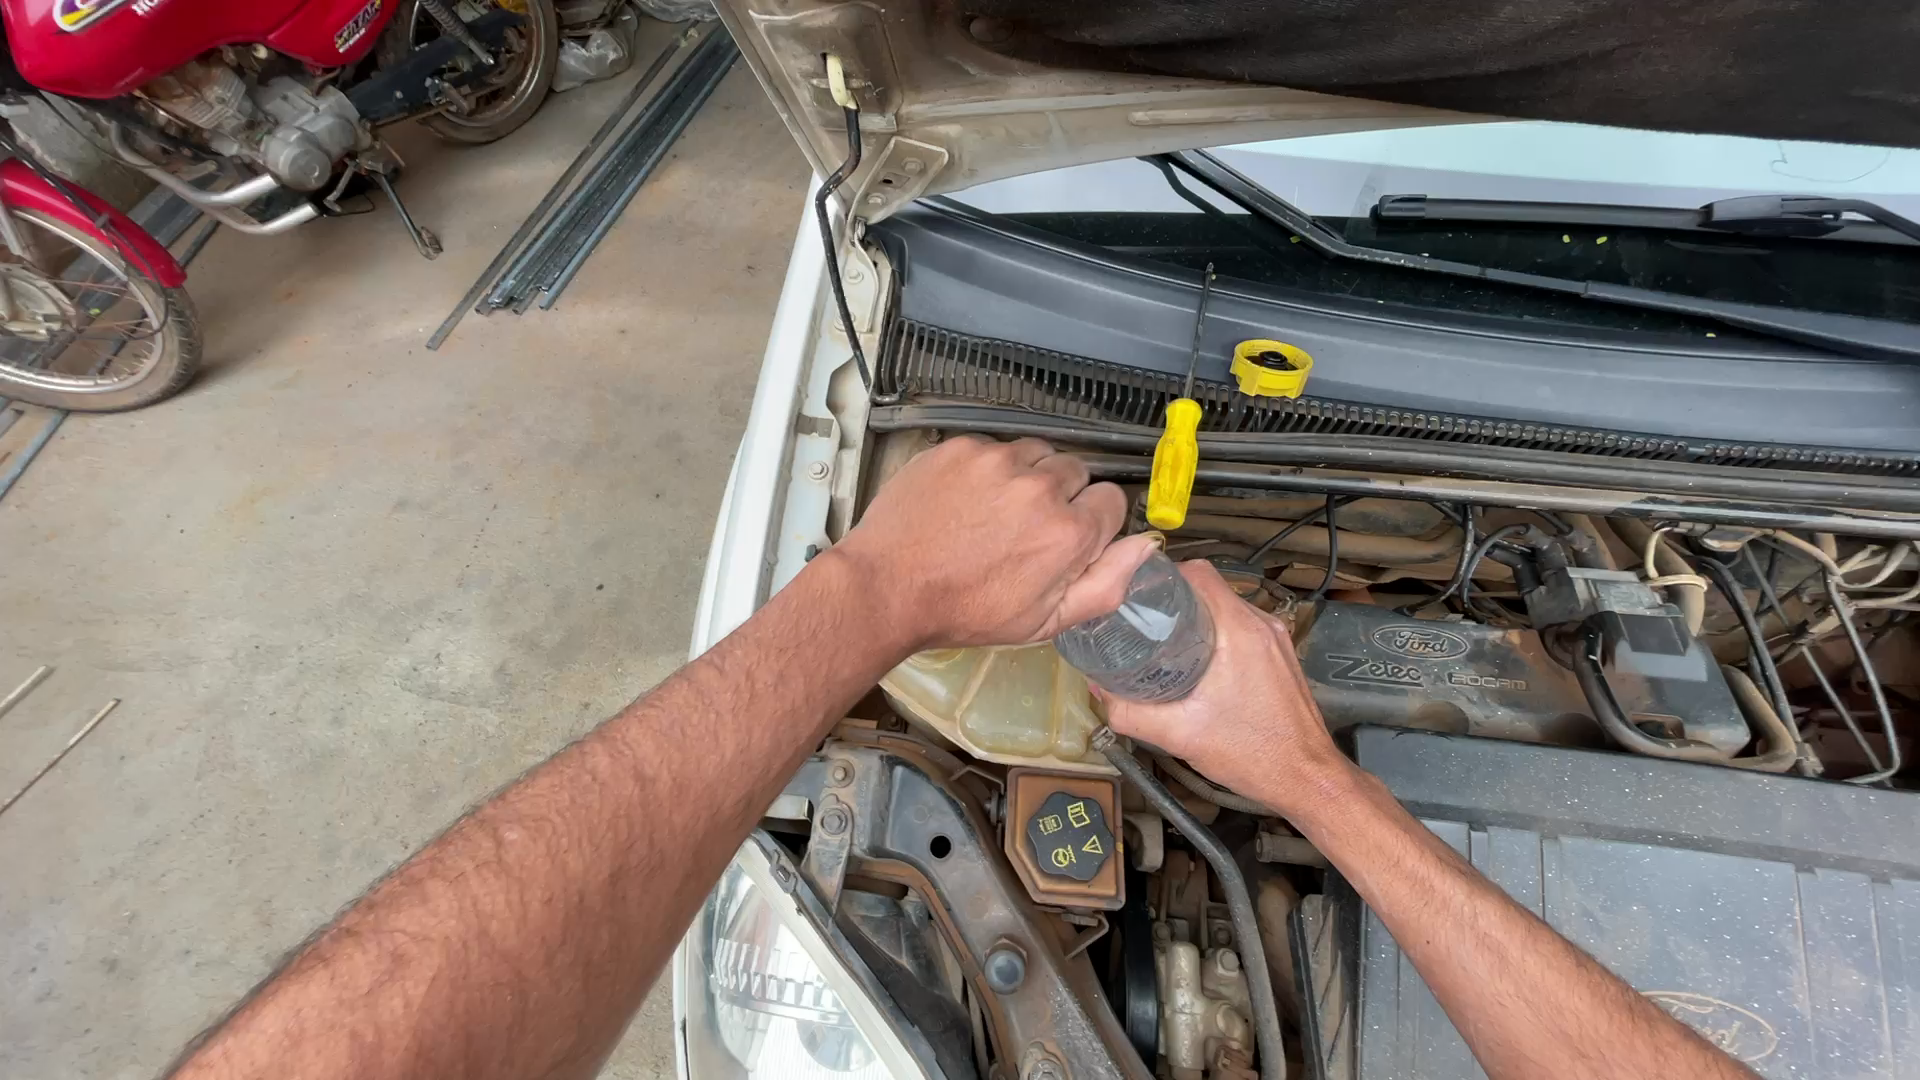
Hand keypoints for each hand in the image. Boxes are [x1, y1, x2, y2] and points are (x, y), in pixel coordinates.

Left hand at [830, 436, 1159, 650]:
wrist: (889, 586)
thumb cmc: (965, 611)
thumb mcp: (1044, 621)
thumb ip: (1105, 584)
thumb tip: (1146, 548)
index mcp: (1069, 532)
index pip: (1112, 501)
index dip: (1090, 523)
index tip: (1063, 540)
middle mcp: (1040, 486)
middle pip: (1076, 472)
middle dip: (1061, 497)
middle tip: (1025, 528)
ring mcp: (998, 461)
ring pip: (1037, 454)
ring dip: (1027, 477)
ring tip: (995, 512)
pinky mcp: (962, 448)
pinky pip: (994, 448)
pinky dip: (987, 469)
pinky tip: (966, 500)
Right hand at [1101, 560, 1358, 820]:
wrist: (1307, 780)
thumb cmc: (1255, 755)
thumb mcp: (1178, 735)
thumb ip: (1130, 713)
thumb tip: (1099, 691)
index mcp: (1240, 631)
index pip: (1199, 573)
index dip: (1164, 575)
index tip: (1138, 591)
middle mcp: (1262, 626)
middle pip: (1210, 586)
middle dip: (1172, 596)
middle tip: (1141, 618)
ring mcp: (1276, 639)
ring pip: (1226, 605)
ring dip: (1195, 614)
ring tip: (1163, 637)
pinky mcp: (1280, 655)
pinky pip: (1242, 625)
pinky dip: (1216, 630)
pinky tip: (1196, 658)